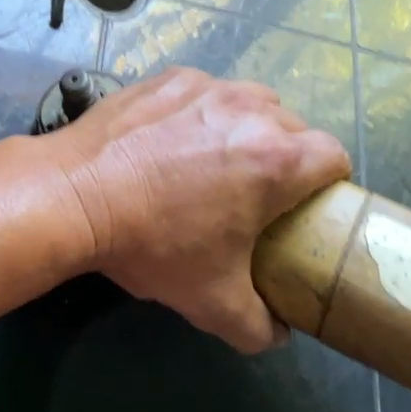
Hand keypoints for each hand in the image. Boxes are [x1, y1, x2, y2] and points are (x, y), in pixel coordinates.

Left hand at [45, 67, 350, 353]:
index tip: (308, 204)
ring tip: (216, 158)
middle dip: (286, 156)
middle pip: (293, 127)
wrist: (76, 195)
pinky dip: (201, 110)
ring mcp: (206, 86)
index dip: (330, 182)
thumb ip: (259, 326)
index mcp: (276, 160)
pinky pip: (204, 90)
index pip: (335, 156)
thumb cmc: (154, 245)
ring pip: (250, 100)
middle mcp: (250, 110)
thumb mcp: (213, 302)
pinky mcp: (168, 77)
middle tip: (257, 191)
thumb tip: (278, 334)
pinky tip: (172, 137)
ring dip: (247, 126)